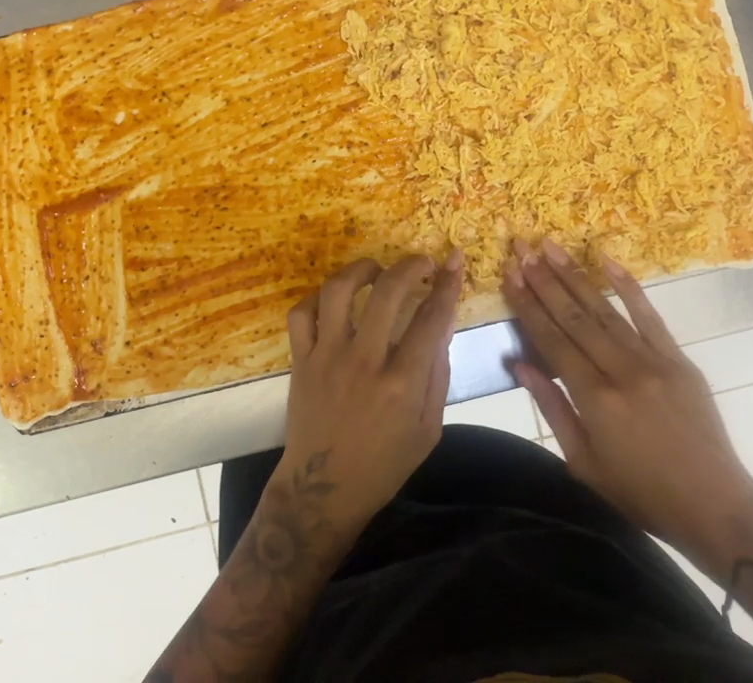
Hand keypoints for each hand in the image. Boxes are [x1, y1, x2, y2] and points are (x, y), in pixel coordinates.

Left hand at [275, 252, 463, 534]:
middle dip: (410, 267)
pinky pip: (302, 314)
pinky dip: (318, 298)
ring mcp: (326, 358)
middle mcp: (363, 362)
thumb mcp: (429, 428)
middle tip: (421, 264)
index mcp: (402, 383)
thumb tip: (442, 324)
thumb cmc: (384, 463)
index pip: (431, 319)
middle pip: (388, 292)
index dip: (447, 286)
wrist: (324, 489)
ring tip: (376, 270)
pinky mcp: (300, 360)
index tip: (453, 264)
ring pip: (339, 291)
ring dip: (361, 270)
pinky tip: (337, 300)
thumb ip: (437, 374)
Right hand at [505, 239, 752, 573]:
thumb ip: (551, 408)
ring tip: (551, 247)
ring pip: (606, 310)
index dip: (528, 306)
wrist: (713, 506)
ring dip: (576, 276)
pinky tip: (607, 262)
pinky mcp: (679, 361)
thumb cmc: (639, 493)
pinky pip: (650, 316)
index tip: (509, 274)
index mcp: (594, 399)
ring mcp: (654, 362)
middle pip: (575, 316)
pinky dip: (628, 287)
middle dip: (544, 280)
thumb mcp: (583, 461)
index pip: (552, 340)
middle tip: (521, 247)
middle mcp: (622, 371)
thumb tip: (518, 364)